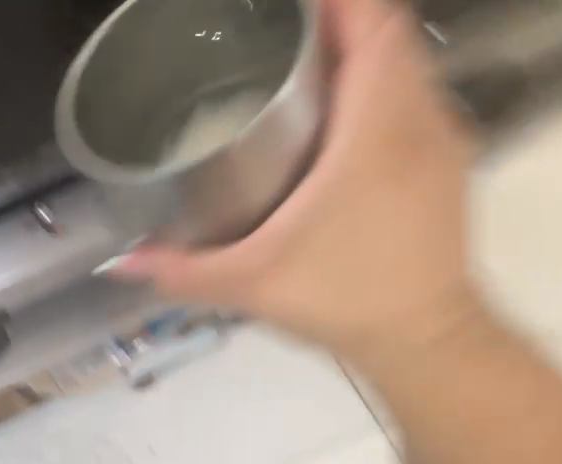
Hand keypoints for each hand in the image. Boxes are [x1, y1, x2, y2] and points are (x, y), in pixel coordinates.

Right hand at [113, 0, 486, 367]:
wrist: (421, 333)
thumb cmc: (338, 295)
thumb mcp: (244, 284)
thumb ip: (178, 269)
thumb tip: (118, 262)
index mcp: (377, 131)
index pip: (376, 31)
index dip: (339, 3)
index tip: (289, 6)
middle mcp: (420, 120)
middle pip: (390, 42)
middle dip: (338, 29)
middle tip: (274, 42)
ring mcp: (440, 140)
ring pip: (406, 71)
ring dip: (358, 62)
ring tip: (296, 74)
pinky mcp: (443, 164)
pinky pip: (412, 102)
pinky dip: (375, 94)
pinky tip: (332, 125)